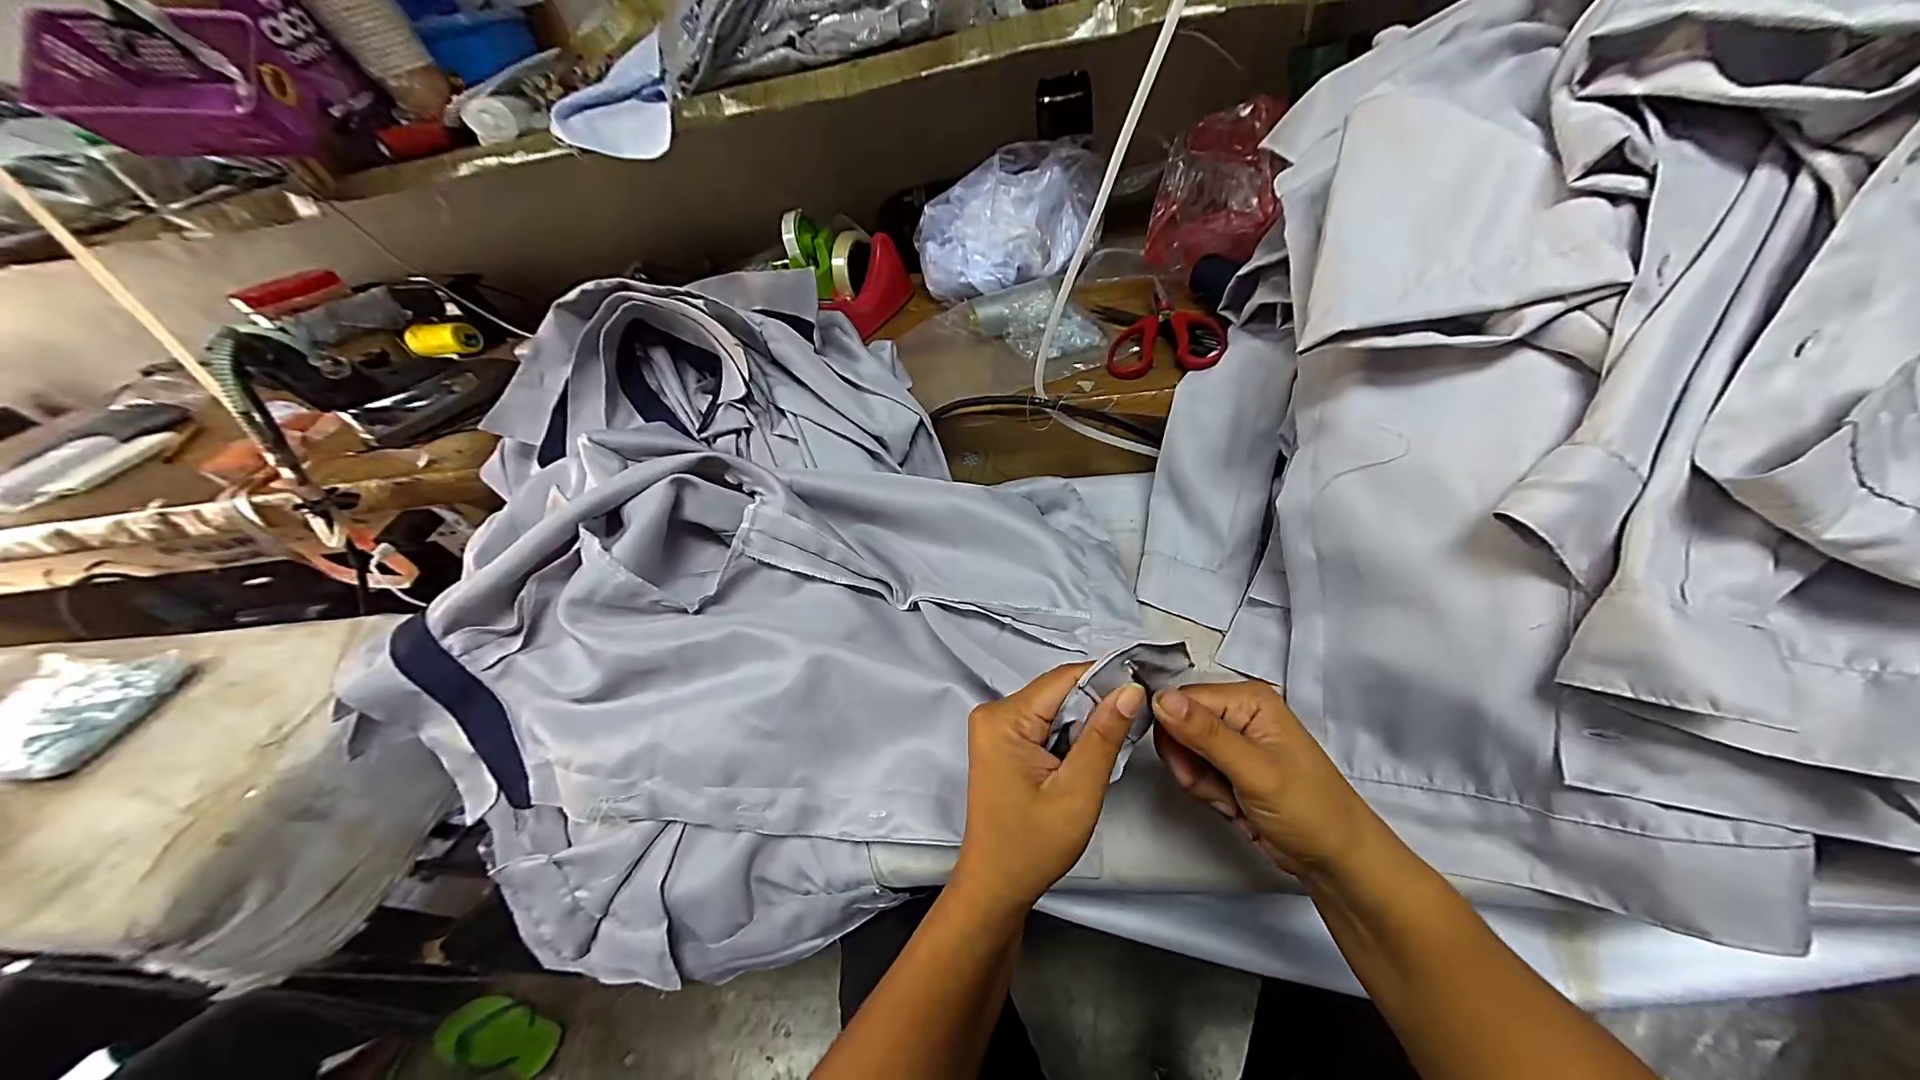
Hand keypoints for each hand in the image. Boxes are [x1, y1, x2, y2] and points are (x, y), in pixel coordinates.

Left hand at [950, 664, 1142, 912]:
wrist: (996, 883)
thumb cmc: (1031, 846)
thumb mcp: (1078, 791)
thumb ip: (1104, 736)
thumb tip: (1128, 691)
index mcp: (1004, 719)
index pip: (1064, 678)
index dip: (1105, 679)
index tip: (1141, 689)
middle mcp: (994, 713)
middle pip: (1059, 690)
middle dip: (1096, 705)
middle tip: (1129, 728)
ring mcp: (996, 727)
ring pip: (1055, 705)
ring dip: (1084, 722)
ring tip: (1106, 749)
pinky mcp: (1003, 741)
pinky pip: (1044, 721)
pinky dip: (1069, 734)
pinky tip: (1083, 757)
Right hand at [1152, 681, 1384, 881]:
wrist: (1334, 859)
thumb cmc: (1313, 812)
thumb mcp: (1255, 770)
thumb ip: (1205, 733)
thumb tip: (1162, 699)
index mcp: (1249, 699)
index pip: (1181, 700)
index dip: (1175, 732)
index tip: (1191, 764)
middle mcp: (1239, 713)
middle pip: (1177, 725)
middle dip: (1188, 761)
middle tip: (1217, 783)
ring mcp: (1233, 740)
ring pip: (1181, 751)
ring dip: (1198, 780)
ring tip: (1232, 796)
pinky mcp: (1227, 765)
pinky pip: (1192, 770)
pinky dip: (1205, 791)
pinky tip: (1233, 802)